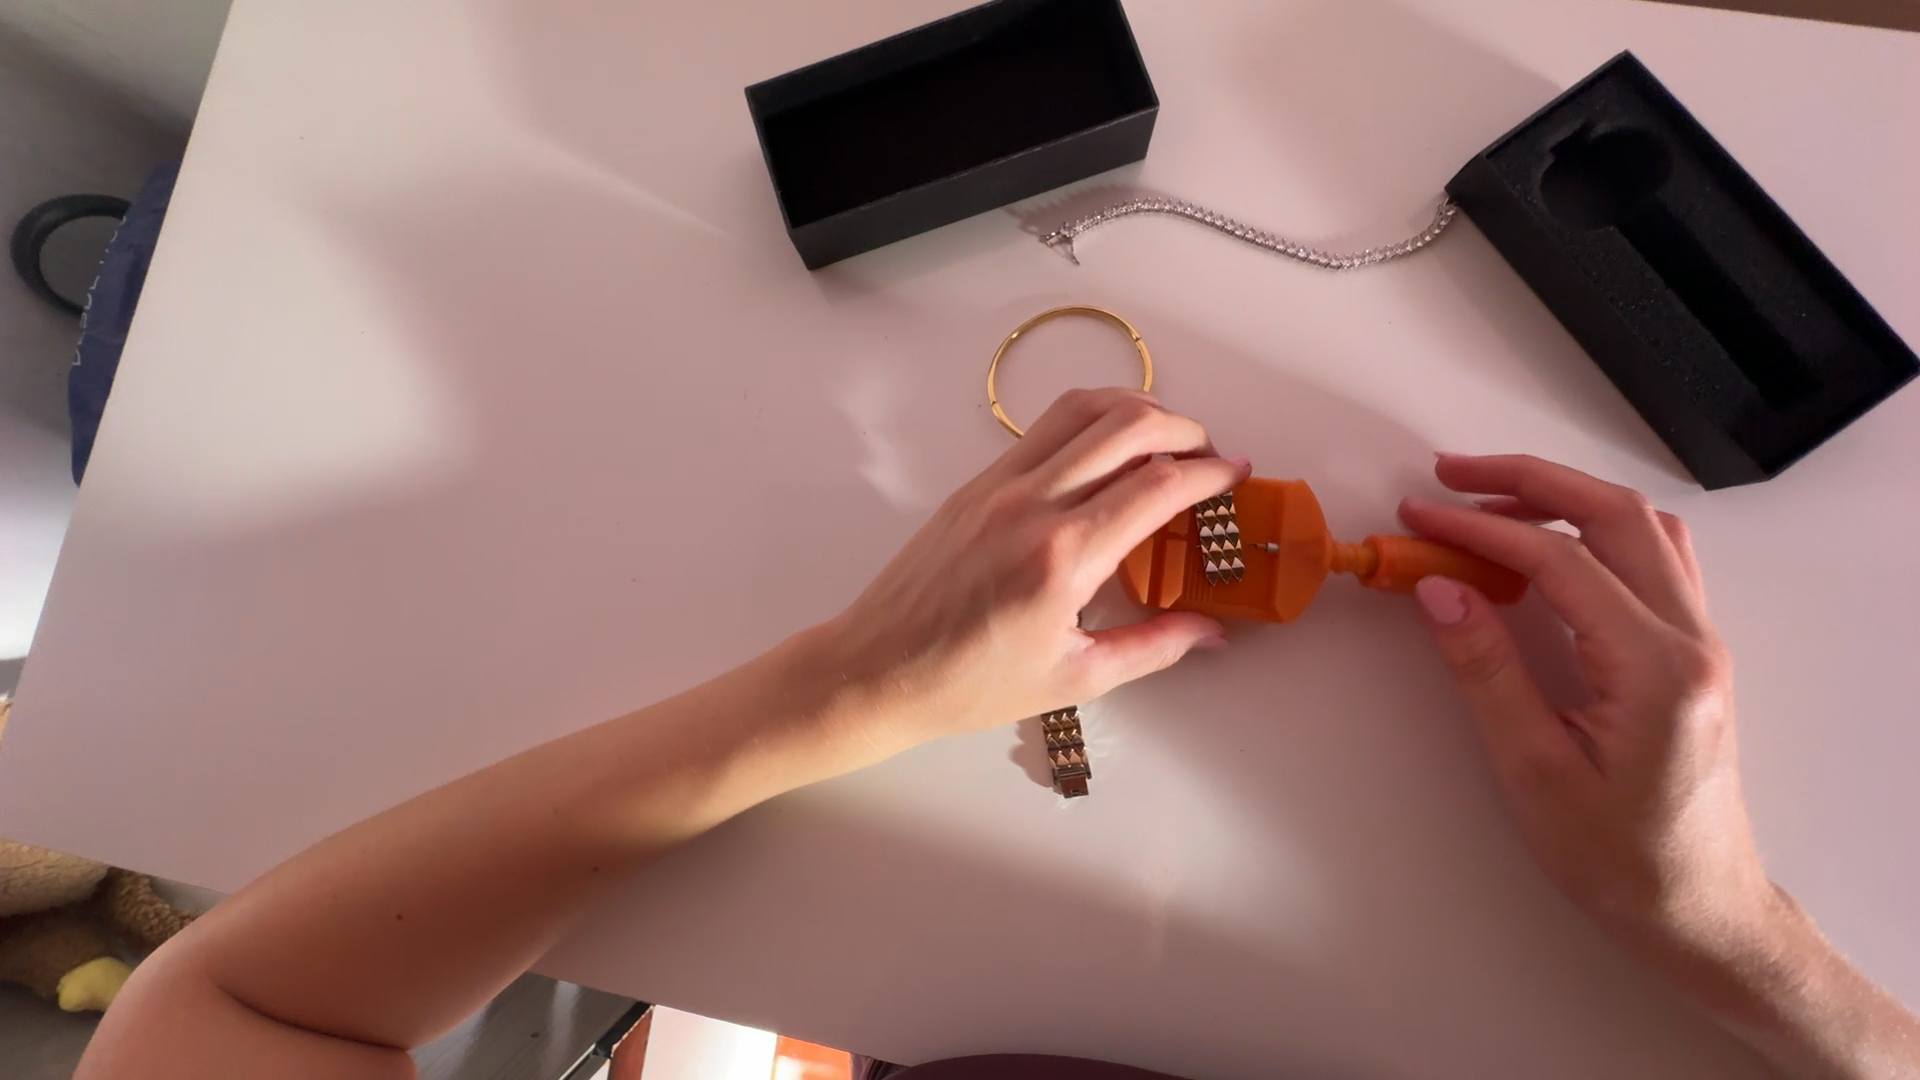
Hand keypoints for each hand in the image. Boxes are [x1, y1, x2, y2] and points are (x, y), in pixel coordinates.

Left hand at [820, 388, 1247, 753]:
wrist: (877, 667)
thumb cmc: (969, 684)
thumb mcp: (1074, 678)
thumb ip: (1153, 646)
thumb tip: (1213, 631)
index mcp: (1063, 558)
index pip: (1156, 485)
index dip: (1208, 474)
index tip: (1235, 475)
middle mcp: (1031, 504)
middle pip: (1125, 425)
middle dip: (1182, 427)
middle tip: (1208, 452)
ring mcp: (996, 485)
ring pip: (1078, 409)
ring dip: (1133, 409)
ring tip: (1163, 437)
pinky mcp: (973, 484)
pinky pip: (1041, 431)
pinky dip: (1086, 422)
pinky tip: (1103, 451)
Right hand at [1401, 455, 1919, 1078]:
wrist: (1702, 910)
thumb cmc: (1611, 852)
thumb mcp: (1529, 765)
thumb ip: (1484, 666)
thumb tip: (1437, 588)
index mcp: (1654, 668)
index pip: (1561, 562)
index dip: (1479, 530)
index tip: (1417, 519)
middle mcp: (1691, 638)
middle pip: (1618, 516)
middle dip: (1527, 480)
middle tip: (1449, 476)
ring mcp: (1699, 639)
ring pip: (1642, 528)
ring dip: (1561, 497)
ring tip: (1485, 498)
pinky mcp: (1688, 649)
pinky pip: (1648, 558)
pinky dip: (1587, 529)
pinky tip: (1540, 543)